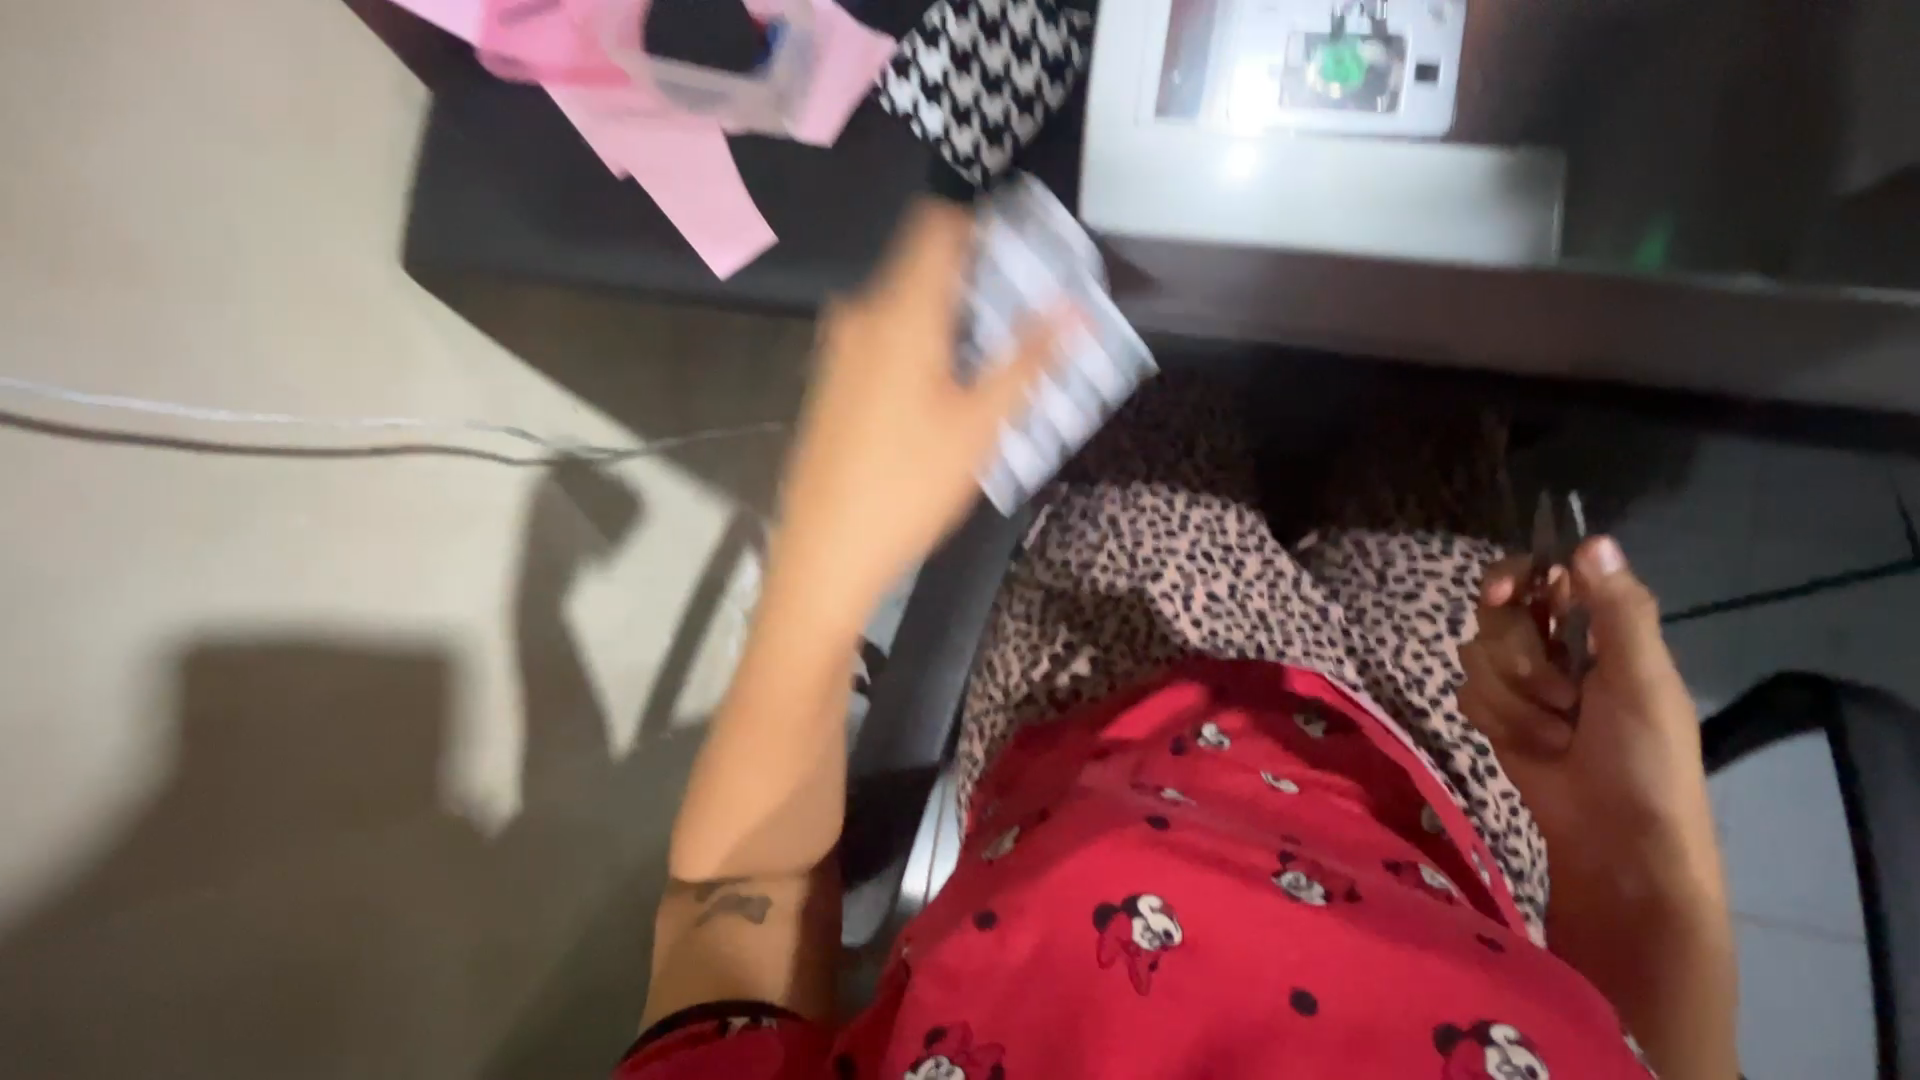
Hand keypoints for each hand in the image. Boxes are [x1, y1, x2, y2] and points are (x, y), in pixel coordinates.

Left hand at [769, 199, 1069, 629]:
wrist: (824, 553)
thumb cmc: (908, 487)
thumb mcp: (981, 426)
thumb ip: (1029, 359)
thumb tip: (1078, 309)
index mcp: (899, 312)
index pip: (939, 227)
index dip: (983, 231)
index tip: (1022, 265)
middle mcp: (860, 316)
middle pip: (924, 271)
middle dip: (976, 290)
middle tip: (1022, 332)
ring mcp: (837, 351)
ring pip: (903, 312)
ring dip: (949, 327)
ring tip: (989, 375)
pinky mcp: (830, 385)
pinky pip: (881, 344)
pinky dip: (918, 353)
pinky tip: (939, 405)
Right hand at [1460, 537, 1720, 904]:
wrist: (1613, 836)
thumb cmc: (1645, 757)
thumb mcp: (1643, 680)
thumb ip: (1618, 609)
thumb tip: (1591, 540)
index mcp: (1599, 630)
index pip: (1544, 575)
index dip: (1515, 577)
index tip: (1501, 595)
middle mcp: (1554, 647)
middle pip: (1497, 615)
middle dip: (1520, 658)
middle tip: (1556, 692)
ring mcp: (1520, 681)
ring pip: (1475, 655)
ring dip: (1514, 699)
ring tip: (1556, 733)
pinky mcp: (1494, 712)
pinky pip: (1466, 693)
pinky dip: (1497, 720)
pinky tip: (1531, 745)